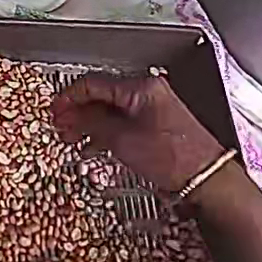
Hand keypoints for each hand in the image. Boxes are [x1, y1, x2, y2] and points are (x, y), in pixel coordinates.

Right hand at [51, 74, 224, 192]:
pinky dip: (105, 132)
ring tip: (71, 139)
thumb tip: (71, 115)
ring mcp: (152, 107)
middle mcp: (147, 91)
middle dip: (77, 112)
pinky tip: (92, 146)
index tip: (54, 111)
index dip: (69, 97)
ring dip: (89, 124)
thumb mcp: (123, 141)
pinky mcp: (155, 123)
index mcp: (140, 88)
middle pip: (102, 96)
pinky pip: (123, 121)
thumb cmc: (170, 158)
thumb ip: (92, 124)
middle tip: (60, 127)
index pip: (94, 83)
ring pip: (110, 110)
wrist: (206, 178)